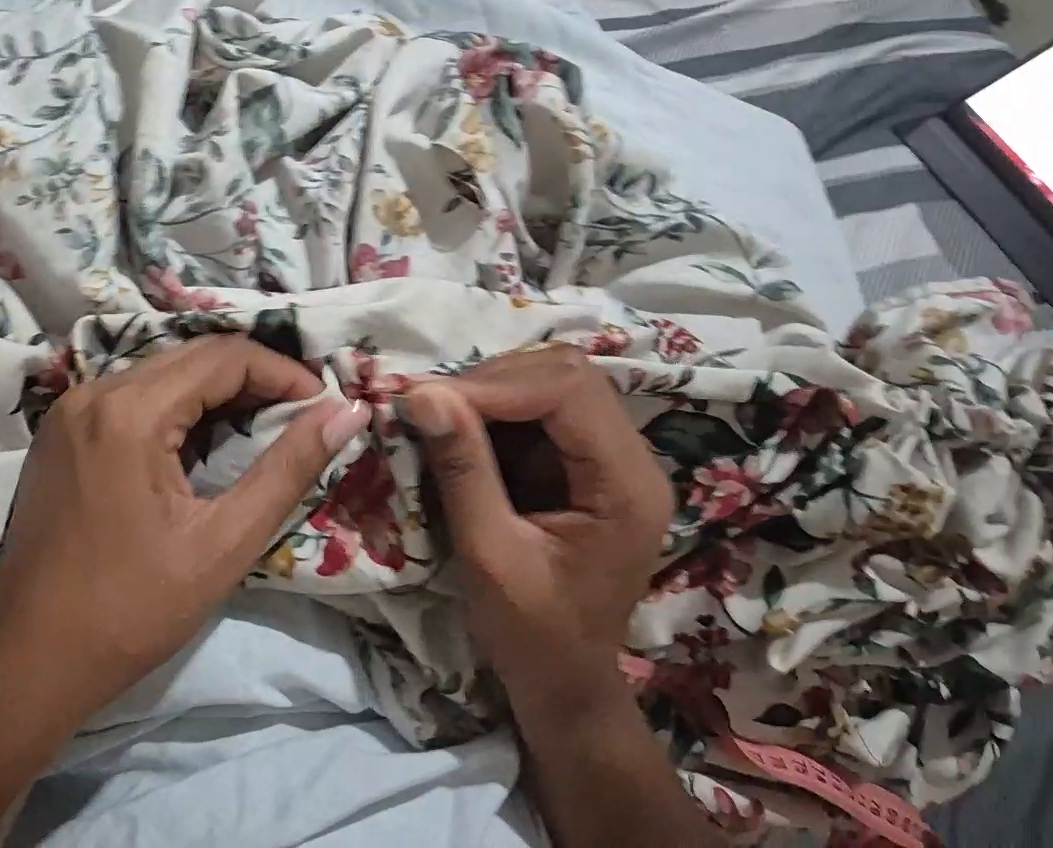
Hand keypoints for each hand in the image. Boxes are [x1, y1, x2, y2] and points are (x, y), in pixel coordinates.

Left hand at [0, 334, 370, 718]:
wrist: (28, 661)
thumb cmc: (130, 610)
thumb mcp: (222, 544)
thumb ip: (287, 469)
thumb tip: (347, 413)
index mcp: (127, 411)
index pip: (222, 357)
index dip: (283, 372)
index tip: (325, 405)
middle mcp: (91, 393)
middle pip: (189, 358)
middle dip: (253, 380)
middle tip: (301, 418)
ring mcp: (67, 413)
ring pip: (159, 375)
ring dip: (214, 394)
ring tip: (261, 433)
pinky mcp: (58, 436)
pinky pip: (128, 400)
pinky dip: (174, 411)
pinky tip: (200, 449)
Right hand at [398, 345, 670, 697]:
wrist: (563, 679)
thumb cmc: (531, 632)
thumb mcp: (488, 554)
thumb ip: (462, 470)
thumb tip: (422, 393)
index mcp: (626, 484)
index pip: (568, 390)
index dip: (495, 384)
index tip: (426, 401)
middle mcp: (630, 458)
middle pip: (564, 373)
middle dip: (489, 381)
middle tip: (427, 407)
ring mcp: (607, 457)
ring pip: (548, 382)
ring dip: (486, 391)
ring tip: (434, 417)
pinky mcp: (579, 462)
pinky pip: (535, 409)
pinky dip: (489, 410)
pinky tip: (456, 432)